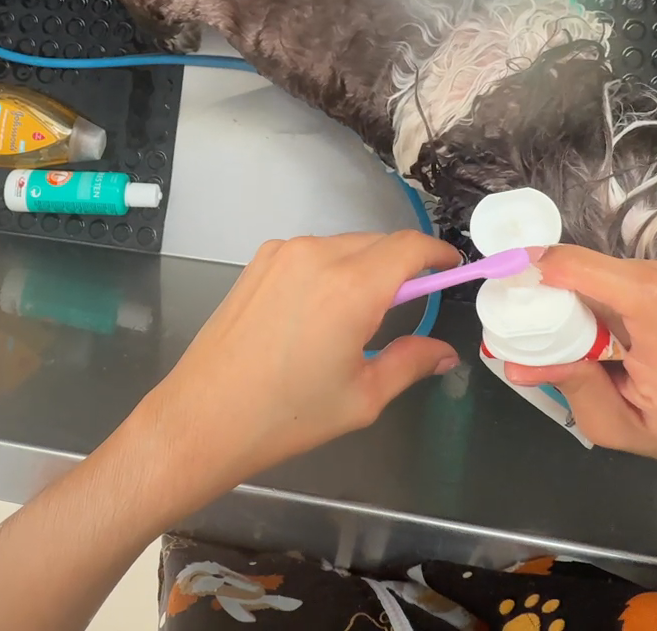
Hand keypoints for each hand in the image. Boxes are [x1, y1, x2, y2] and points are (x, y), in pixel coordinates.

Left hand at [131, 232, 461, 506]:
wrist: (205, 414)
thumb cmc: (288, 413)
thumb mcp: (362, 396)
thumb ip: (410, 362)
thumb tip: (444, 352)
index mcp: (350, 286)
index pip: (408, 247)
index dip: (436, 252)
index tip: (451, 266)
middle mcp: (316, 255)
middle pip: (376, 242)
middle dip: (402, 264)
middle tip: (412, 302)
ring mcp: (281, 253)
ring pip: (342, 245)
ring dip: (364, 266)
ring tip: (363, 312)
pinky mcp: (258, 261)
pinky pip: (310, 252)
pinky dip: (330, 268)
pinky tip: (321, 308)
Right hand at [503, 245, 656, 478]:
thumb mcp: (611, 427)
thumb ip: (572, 386)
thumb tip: (515, 362)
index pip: (645, 300)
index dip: (586, 271)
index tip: (535, 268)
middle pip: (628, 279)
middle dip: (572, 278)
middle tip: (533, 293)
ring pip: (628, 270)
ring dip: (591, 283)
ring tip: (580, 315)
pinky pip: (637, 271)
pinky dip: (608, 283)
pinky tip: (608, 311)